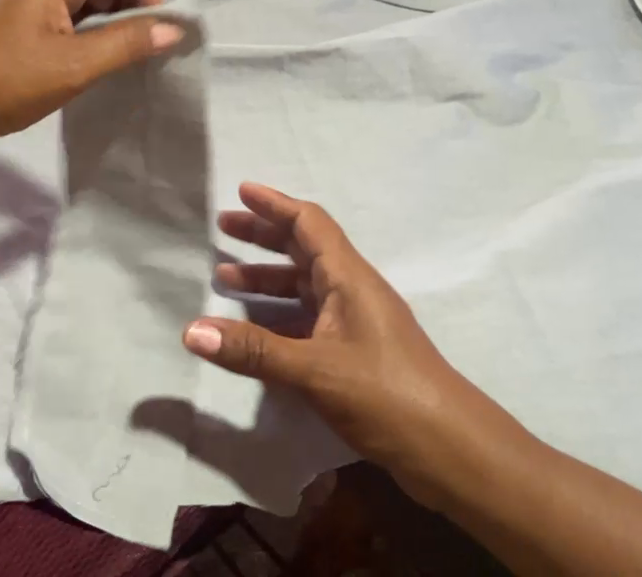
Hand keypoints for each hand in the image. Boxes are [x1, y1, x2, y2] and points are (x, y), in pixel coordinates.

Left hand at [0, 0, 183, 148]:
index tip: (157, 28)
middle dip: (129, 4)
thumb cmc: (6, 82)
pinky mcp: (12, 19)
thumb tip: (174, 29)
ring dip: (107, 19)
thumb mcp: (75, 66)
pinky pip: (61, 11)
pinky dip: (83, 29)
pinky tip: (88, 58)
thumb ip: (127, 44)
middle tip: (142, 45)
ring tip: (120, 55)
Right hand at [182, 184, 526, 505]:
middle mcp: (352, 292)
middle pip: (304, 249)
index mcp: (348, 278)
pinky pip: (308, 319)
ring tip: (224, 280)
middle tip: (222, 229)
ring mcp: (356, 324)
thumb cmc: (386, 394)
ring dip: (267, 278)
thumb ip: (252, 350)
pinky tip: (253, 331)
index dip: (275, 204)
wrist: (451, 450)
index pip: (309, 224)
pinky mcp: (355, 355)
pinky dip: (278, 315)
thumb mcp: (313, 370)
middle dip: (263, 236)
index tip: (241, 190)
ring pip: (304, 286)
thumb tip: (190, 330)